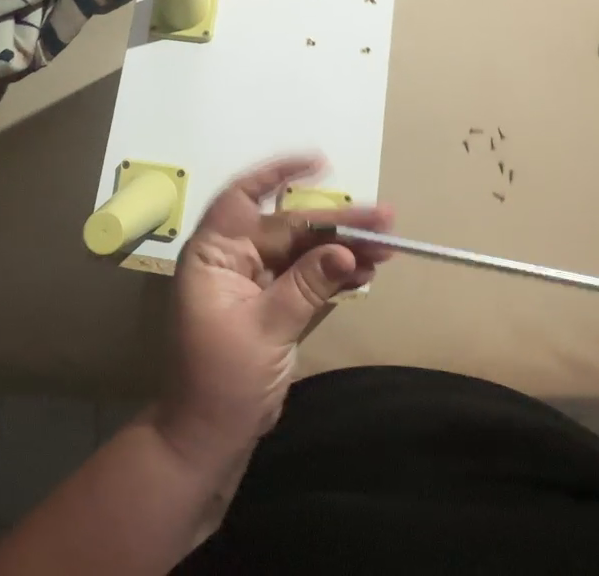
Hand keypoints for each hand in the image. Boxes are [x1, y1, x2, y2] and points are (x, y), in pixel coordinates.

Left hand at [155, 156, 392, 464]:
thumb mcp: (265, 329)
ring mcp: (254, 283)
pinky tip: (367, 270)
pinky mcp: (272, 305)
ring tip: (388, 245)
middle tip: (384, 220)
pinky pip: (306, 278)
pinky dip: (335, 274)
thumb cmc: (222, 380)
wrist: (209, 435)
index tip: (319, 163)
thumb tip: (346, 250)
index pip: (242, 198)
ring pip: (302, 253)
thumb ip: (306, 286)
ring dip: (342, 249)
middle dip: (334, 225)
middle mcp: (232, 259)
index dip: (277, 174)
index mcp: (214, 255)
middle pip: (287, 229)